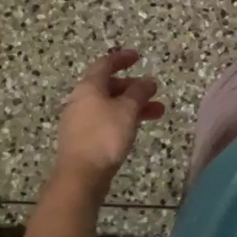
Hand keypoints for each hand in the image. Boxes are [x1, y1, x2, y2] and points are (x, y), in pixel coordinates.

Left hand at [52, 48, 164, 188]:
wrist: (79, 179)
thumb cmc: (104, 136)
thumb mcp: (128, 109)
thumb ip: (139, 92)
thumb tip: (147, 81)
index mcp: (89, 87)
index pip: (105, 64)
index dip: (122, 58)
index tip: (138, 57)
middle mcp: (81, 101)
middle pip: (109, 86)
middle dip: (133, 87)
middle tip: (152, 91)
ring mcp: (79, 122)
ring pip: (110, 106)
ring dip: (133, 106)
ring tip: (157, 113)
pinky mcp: (82, 141)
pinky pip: (105, 121)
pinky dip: (122, 119)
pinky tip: (135, 128)